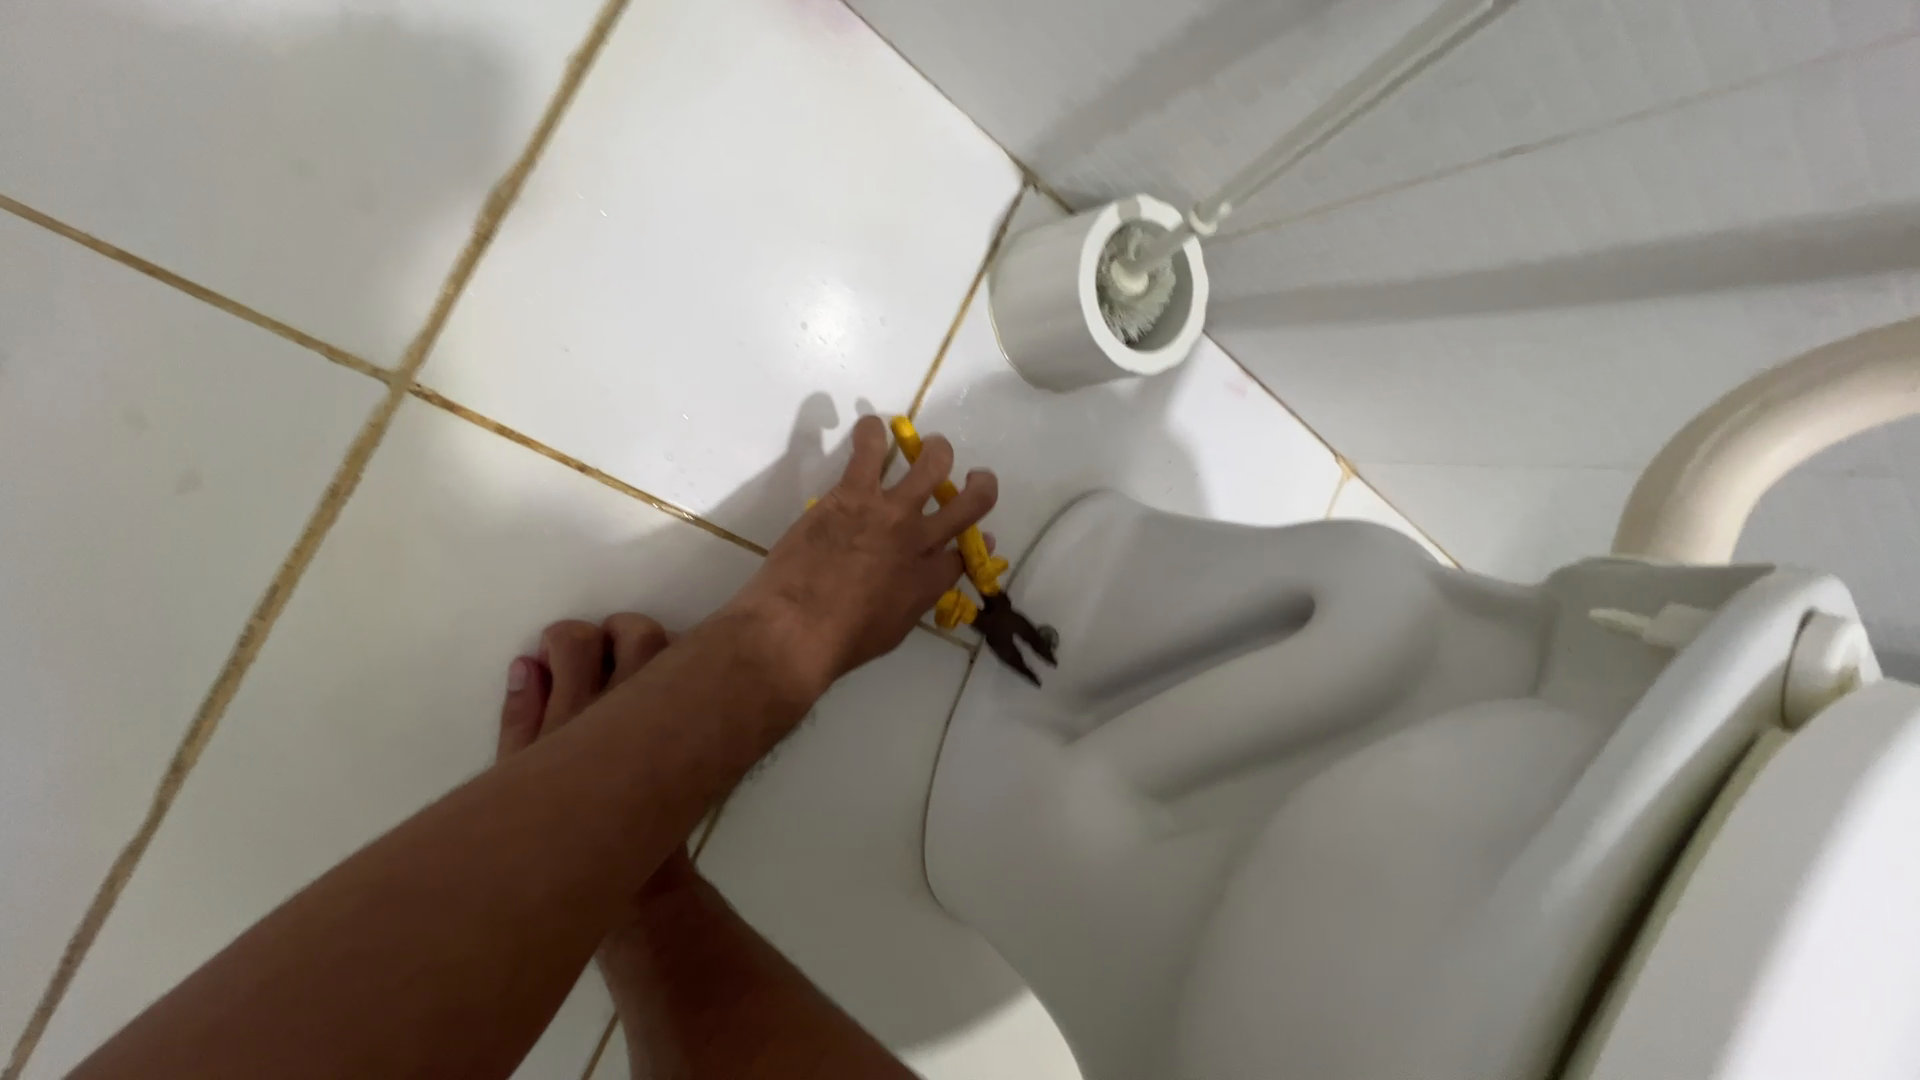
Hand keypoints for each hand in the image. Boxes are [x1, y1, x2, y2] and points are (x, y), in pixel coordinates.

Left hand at [724, 414, 996, 682]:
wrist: (797, 627)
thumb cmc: (842, 642)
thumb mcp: (894, 629)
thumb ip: (915, 598)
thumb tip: (927, 579)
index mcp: (930, 579)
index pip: (965, 552)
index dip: (973, 540)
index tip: (974, 535)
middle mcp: (921, 538)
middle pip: (969, 502)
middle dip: (979, 486)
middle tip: (972, 478)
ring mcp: (889, 510)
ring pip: (932, 462)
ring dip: (936, 450)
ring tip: (926, 446)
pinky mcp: (853, 493)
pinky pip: (870, 448)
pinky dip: (873, 432)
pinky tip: (871, 427)